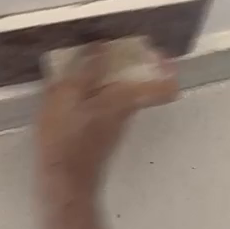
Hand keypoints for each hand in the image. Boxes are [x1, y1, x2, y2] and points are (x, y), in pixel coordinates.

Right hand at [34, 44, 178, 198]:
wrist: (63, 182)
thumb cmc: (65, 137)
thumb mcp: (67, 96)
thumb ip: (86, 70)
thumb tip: (102, 46)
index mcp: (124, 99)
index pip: (164, 87)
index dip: (166, 68)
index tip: (156, 52)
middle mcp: (127, 112)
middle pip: (144, 85)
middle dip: (134, 63)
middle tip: (116, 46)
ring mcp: (115, 124)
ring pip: (125, 93)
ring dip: (114, 75)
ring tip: (89, 60)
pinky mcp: (102, 133)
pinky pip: (109, 102)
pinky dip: (99, 90)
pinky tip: (75, 87)